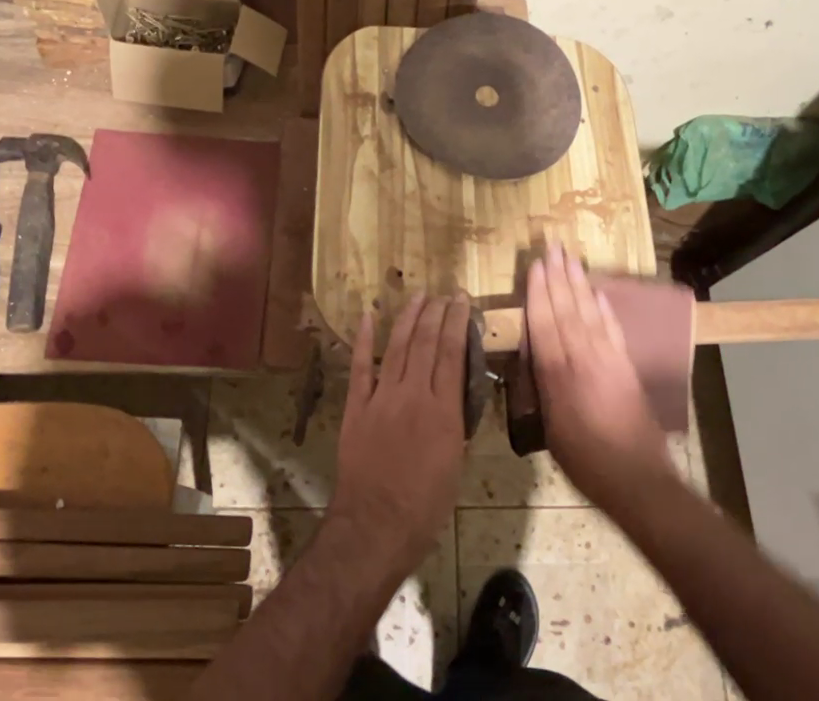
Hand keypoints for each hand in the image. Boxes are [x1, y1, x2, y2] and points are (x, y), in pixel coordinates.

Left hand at [329, 294, 469, 572]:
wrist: (376, 524)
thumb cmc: (425, 504)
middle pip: (425, 342)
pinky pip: (359, 366)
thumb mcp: (455, 462)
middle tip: (443, 293)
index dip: (457, 323)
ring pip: (396, 346)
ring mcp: (381, 398)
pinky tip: (366, 317)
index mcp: (443, 410)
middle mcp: (413, 395)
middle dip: (436, 313)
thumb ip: (455, 422)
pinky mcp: (356, 407)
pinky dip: (362, 340)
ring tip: (417, 296)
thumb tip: (456, 394)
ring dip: (407, 318)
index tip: (462, 301)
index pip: (452, 353)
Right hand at [525, 243, 675, 508]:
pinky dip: (604, 309)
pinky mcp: (625, 368)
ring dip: (578, 284)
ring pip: (589, 313)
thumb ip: (543, 389)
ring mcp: (608, 361)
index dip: (538, 293)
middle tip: (552, 247)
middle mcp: (583, 360)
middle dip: (558, 277)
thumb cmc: (584, 462)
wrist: (637, 479)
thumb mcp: (551, 428)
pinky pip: (612, 330)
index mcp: (558, 376)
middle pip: (567, 310)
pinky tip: (597, 292)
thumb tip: (534, 360)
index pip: (545, 324)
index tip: (534, 266)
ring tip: (570, 258)